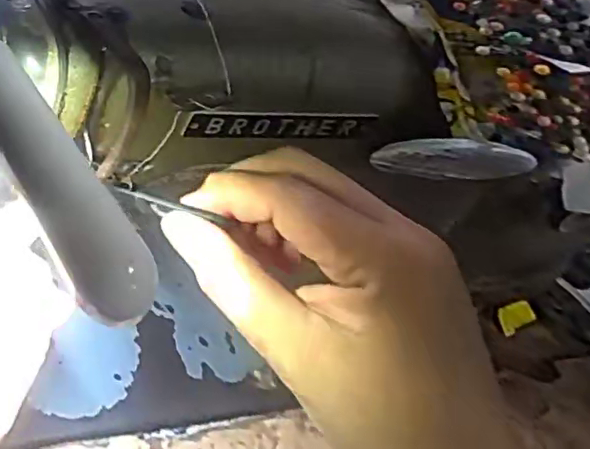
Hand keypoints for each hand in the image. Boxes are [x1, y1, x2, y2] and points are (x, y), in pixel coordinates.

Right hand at [160, 148, 515, 448]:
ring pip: (317, 184)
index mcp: (381, 254)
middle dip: (245, 186)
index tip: (184, 212)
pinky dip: (295, 216)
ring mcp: (412, 239)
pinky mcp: (410, 253)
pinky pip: (337, 208)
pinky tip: (280, 255)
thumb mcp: (292, 349)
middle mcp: (403, 230)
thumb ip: (231, 279)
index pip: (285, 192)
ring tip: (242, 245)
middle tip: (208, 222)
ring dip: (268, 200)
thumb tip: (177, 224)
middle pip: (301, 171)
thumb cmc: (378, 418)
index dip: (226, 192)